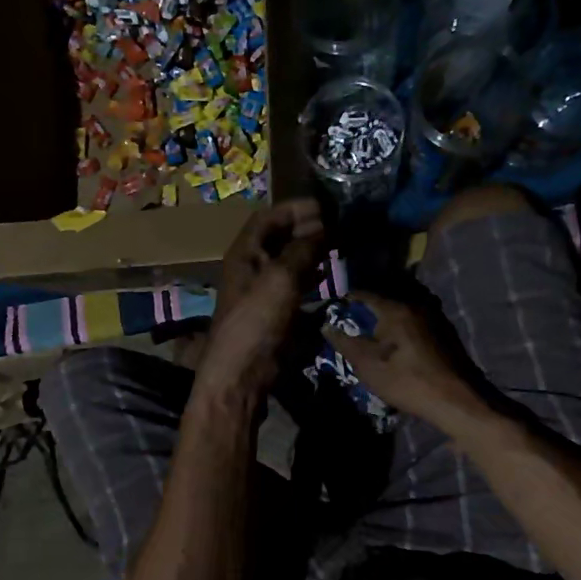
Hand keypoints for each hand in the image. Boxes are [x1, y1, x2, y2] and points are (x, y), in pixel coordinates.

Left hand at [198, 199, 325, 394]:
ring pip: (289, 260)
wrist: (242, 373)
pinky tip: (328, 275)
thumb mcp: (281, 279)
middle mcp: (251, 267)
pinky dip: (311, 275)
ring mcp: (262, 290)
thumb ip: (303, 249)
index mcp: (245, 253)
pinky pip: (294, 284)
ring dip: (311, 250)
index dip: (294, 208)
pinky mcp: (274, 312)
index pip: (268, 217)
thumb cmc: (256, 321)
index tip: (325, 206)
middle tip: (337, 225)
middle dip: (307, 227)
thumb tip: (325, 227)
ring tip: (338, 246)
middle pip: (279, 237)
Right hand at [322, 291, 484, 429]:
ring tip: (373, 333)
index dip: (347, 299)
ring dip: (387, 319)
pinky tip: (398, 343)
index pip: (364, 294)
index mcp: (396, 309)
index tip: (334, 307)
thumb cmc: (406, 380)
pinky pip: (416, 321)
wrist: (454, 400)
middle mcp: (417, 305)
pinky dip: (402, 327)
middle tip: (351, 321)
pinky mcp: (445, 333)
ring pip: (403, 311)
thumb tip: (326, 326)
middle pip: (385, 300)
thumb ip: (345, 342)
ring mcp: (435, 318)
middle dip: (367, 308)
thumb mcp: (367, 365)